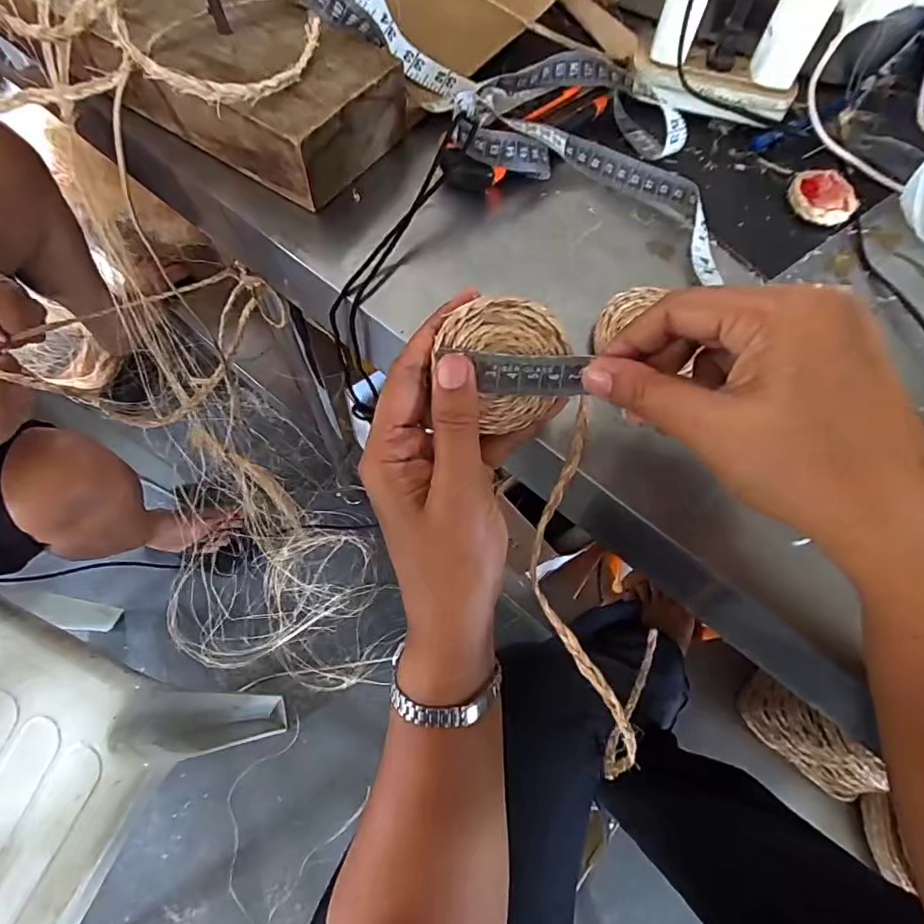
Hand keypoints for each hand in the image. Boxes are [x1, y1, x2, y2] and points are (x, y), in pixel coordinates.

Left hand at [0, 209, 43, 345]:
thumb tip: (3, 342)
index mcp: (7, 297)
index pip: (29, 331)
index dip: (13, 342)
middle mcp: (19, 293)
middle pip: (38, 324)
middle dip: (19, 335)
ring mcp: (17, 288)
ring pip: (33, 317)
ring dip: (17, 326)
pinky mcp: (11, 286)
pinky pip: (24, 308)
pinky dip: (13, 317)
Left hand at [361, 290, 553, 702]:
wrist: (458, 622)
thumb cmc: (452, 563)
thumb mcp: (458, 489)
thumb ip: (456, 424)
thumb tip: (453, 359)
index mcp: (387, 451)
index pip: (406, 377)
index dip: (433, 335)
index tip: (467, 301)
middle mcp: (402, 451)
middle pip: (430, 389)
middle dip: (461, 353)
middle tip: (498, 321)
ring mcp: (429, 465)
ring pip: (456, 412)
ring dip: (487, 387)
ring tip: (519, 352)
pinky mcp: (454, 479)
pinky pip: (476, 441)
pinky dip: (502, 425)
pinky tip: (536, 404)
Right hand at [582, 285, 923, 568]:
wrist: (897, 520)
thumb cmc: (801, 471)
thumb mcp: (712, 429)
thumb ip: (647, 393)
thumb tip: (591, 373)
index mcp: (782, 309)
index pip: (682, 306)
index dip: (632, 340)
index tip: (600, 375)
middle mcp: (812, 301)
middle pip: (712, 316)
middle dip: (666, 359)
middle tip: (634, 403)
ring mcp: (835, 326)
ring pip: (740, 336)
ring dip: (699, 370)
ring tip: (678, 415)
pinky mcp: (844, 353)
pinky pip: (771, 350)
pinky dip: (737, 376)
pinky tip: (724, 412)